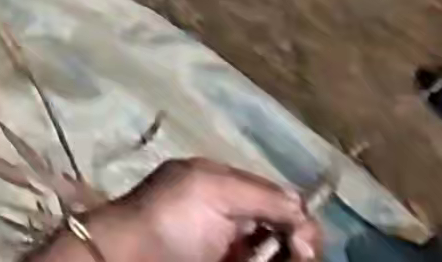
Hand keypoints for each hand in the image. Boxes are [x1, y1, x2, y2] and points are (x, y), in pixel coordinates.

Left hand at [34, 159, 321, 261]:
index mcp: (226, 188)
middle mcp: (237, 220)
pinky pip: (263, 261)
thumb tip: (303, 208)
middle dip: (301, 246)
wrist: (138, 258)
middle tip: (297, 254)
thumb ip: (258, 193)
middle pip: (292, 237)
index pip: (282, 201)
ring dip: (291, 259)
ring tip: (276, 260)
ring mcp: (236, 251)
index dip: (299, 219)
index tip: (302, 237)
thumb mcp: (210, 188)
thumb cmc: (171, 216)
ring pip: (283, 256)